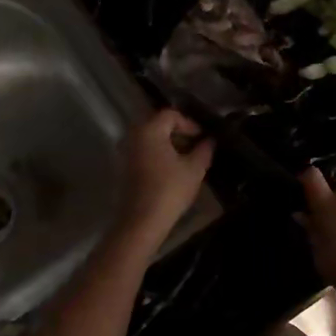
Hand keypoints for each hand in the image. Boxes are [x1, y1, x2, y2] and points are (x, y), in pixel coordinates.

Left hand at [116, 109, 213, 248]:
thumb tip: (210, 140)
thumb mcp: (194, 169)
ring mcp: (126, 153)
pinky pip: (144, 153)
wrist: (142, 220)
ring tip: (187, 159)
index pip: (170, 115)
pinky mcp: (125, 168)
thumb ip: (204, 149)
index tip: (203, 138)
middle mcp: (133, 136)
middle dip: (179, 133)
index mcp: (148, 130)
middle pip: (158, 125)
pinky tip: (172, 170)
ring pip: (150, 140)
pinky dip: (158, 155)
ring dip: (169, 145)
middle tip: (196, 146)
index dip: (189, 123)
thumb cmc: (170, 190)